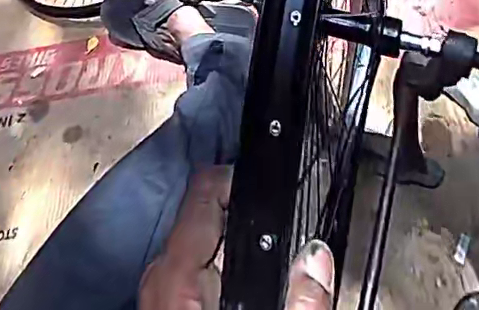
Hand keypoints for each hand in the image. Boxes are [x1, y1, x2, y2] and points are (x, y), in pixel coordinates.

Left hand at [137, 166, 339, 309]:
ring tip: (273, 264)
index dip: (239, 180)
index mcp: (177, 277)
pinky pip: (197, 278)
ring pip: (202, 251)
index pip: (204, 194)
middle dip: (247, 222)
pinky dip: (224, 274)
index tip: (273, 185)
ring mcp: (161, 298)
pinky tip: (249, 291)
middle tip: (286, 231)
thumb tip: (318, 256)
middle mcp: (162, 280)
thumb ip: (301, 305)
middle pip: (205, 220)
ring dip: (238, 252)